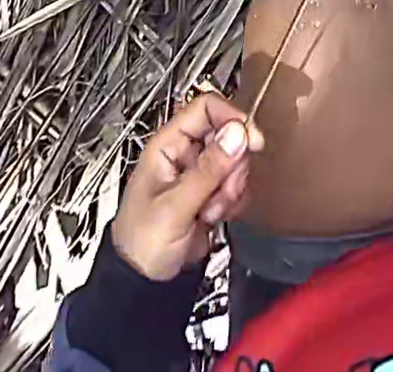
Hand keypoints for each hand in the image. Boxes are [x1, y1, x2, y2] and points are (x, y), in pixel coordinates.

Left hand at [111, 93, 263, 281]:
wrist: (144, 284)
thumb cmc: (142, 242)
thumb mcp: (176, 205)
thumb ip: (209, 169)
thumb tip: (237, 133)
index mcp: (169, 144)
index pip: (206, 108)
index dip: (231, 118)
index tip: (250, 138)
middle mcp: (186, 152)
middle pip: (227, 135)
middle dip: (232, 165)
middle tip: (222, 189)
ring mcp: (199, 172)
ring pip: (235, 161)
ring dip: (230, 188)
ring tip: (210, 210)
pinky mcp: (211, 192)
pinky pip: (236, 184)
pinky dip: (232, 201)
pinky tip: (214, 216)